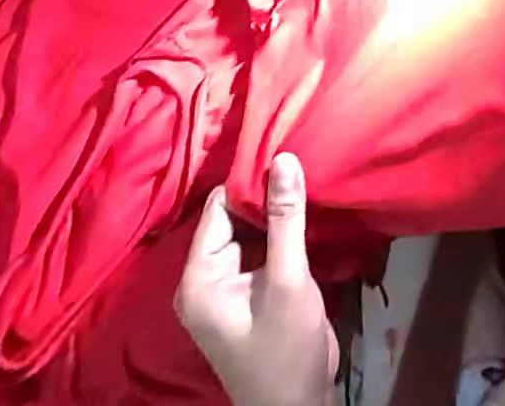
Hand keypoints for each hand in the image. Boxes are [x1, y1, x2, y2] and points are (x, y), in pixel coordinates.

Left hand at [176, 153, 337, 405]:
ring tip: (305, 177)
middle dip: (265, 194)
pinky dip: (281, 228)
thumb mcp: (287, 278)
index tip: (283, 155)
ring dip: (275, 210)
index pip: (219, 208)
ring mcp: (229, 284)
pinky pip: (262, 244)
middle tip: (299, 162)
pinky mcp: (252, 288)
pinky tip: (304, 209)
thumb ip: (285, 217)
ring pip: (251, 228)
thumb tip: (283, 157)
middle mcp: (207, 276)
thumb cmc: (285, 348)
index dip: (250, 182)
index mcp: (199, 276)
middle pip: (234, 216)